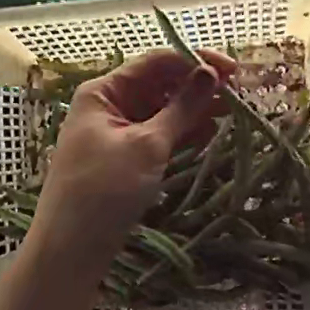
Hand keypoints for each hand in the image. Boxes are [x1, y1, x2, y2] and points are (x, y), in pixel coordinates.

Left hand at [33, 48, 233, 252]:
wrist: (71, 248)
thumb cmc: (104, 190)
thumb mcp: (147, 145)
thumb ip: (181, 108)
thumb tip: (210, 73)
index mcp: (103, 92)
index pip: (155, 62)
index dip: (195, 61)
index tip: (233, 71)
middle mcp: (107, 106)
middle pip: (158, 84)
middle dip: (196, 86)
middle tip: (238, 94)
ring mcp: (115, 134)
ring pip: (160, 111)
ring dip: (192, 110)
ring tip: (230, 113)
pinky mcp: (123, 159)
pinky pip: (156, 135)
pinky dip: (180, 133)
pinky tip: (209, 134)